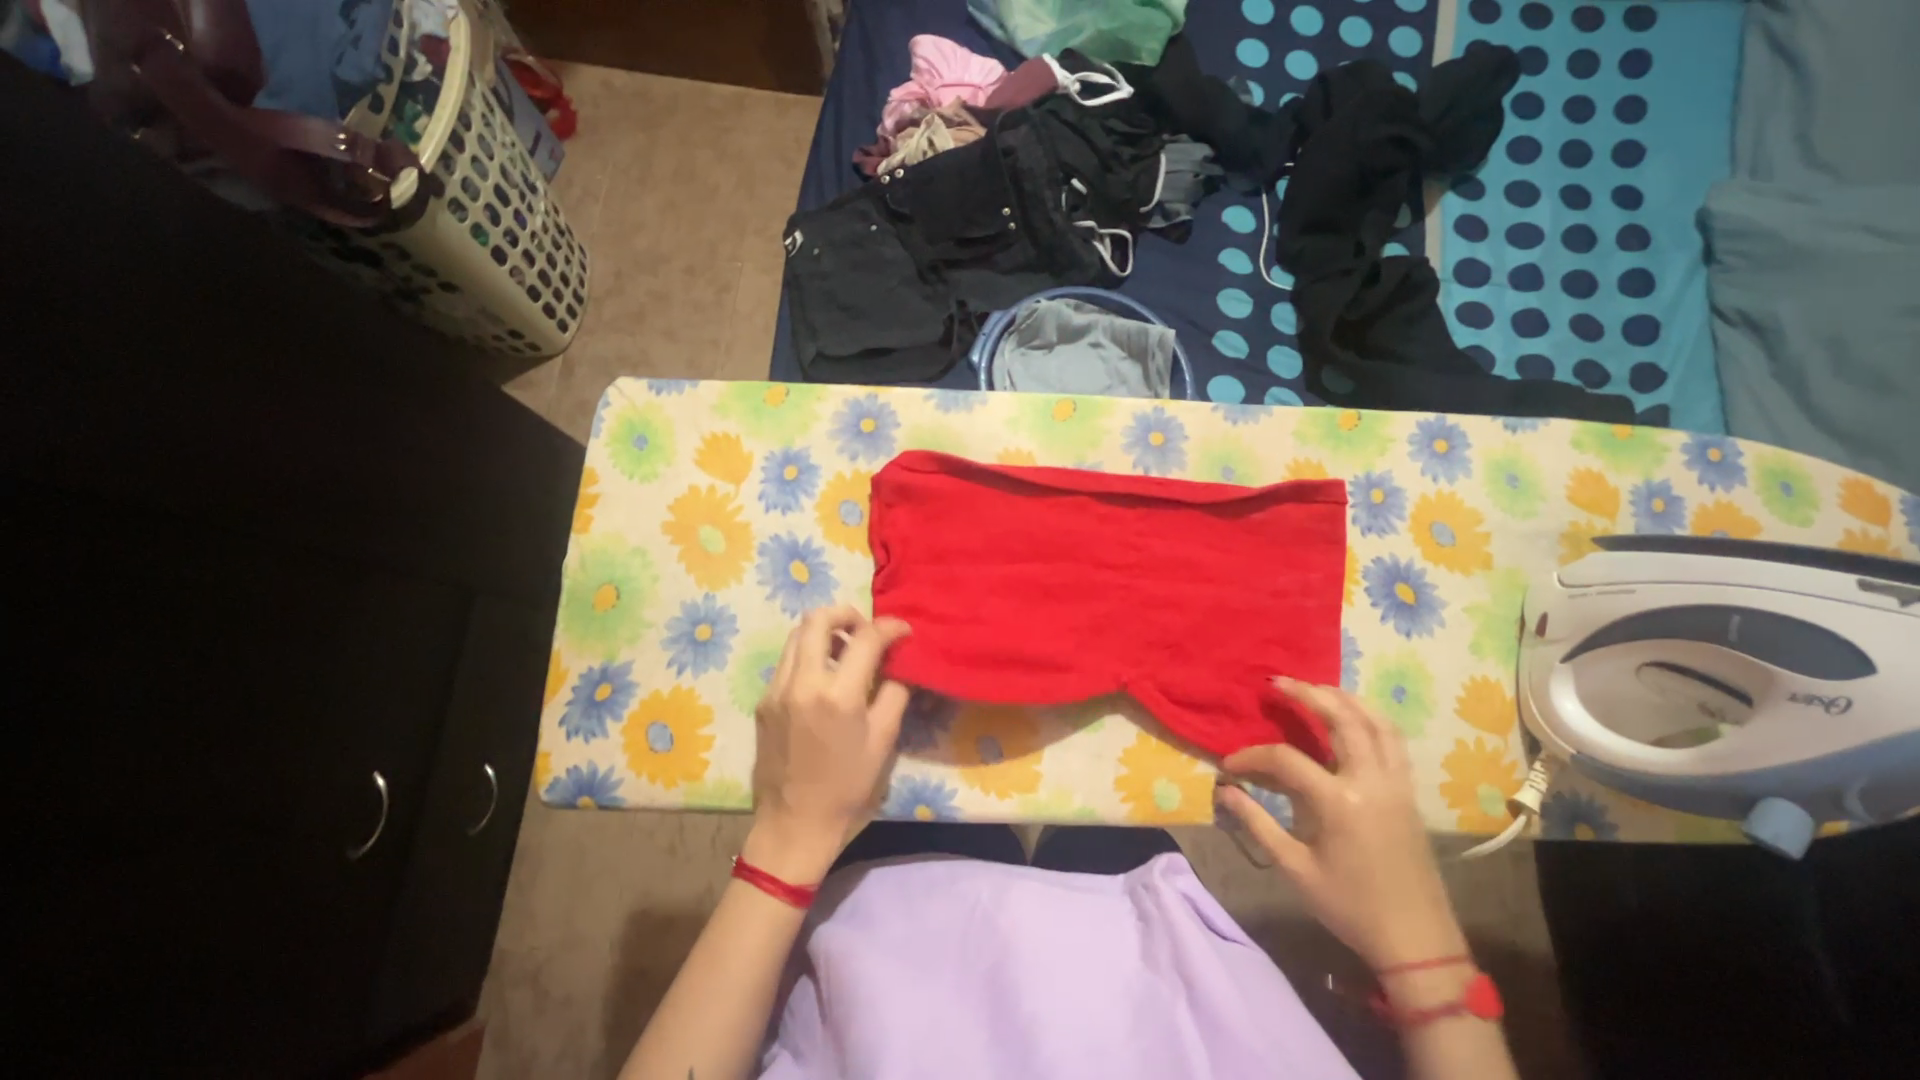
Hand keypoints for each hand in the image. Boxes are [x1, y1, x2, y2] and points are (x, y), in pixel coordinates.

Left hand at [745, 606, 912, 882]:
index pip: (865, 638)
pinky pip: (787, 662)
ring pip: (796, 635)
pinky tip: (825, 678)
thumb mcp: (883, 740)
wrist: (794, 824)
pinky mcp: (763, 702)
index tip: (904, 631)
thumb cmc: (847, 788)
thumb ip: (894, 691)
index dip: (890, 627)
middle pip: (818, 619)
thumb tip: (899, 662)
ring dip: (824, 632)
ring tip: (846, 651)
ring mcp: (776, 690)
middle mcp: (801, 682)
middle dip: (847, 614)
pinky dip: (808, 655)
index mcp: (837, 695)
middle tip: (867, 632)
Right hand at [1215, 679, 1466, 971]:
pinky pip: (1393, 741)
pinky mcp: (1408, 792)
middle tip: (1279, 683)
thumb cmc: (1348, 906)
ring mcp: (1395, 784)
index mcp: (1338, 802)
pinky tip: (1354, 718)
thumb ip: (1257, 824)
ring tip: (1318, 689)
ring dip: (1346, 699)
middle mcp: (1370, 781)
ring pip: (1376, 722)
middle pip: (1342, 719)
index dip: (1252, 756)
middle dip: (1308, 694)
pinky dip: (1372, 719)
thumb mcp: (1294, 869)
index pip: (1286, 759)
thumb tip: (1225, 791)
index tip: (1230, 766)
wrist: (1414, 938)